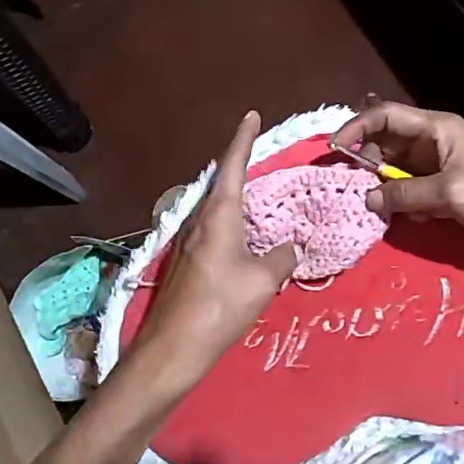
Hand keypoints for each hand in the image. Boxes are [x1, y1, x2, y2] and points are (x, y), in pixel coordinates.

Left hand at [132, 112, 297, 375]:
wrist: (172, 348)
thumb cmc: (219, 305)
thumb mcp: (263, 280)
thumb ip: (282, 257)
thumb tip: (291, 247)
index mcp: (218, 215)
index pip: (232, 165)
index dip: (244, 138)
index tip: (252, 115)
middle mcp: (199, 221)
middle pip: (222, 184)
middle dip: (241, 168)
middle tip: (265, 160)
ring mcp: (188, 242)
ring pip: (217, 209)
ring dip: (238, 200)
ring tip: (262, 201)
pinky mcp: (186, 262)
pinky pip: (213, 230)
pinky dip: (232, 225)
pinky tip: (245, 241)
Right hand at [331, 101, 463, 248]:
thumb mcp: (446, 193)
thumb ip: (403, 194)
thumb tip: (366, 198)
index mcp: (436, 127)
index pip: (386, 115)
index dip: (357, 126)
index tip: (335, 148)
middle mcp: (431, 139)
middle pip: (384, 139)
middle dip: (366, 159)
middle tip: (354, 183)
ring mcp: (433, 162)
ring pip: (392, 165)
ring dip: (381, 183)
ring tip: (376, 202)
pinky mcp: (436, 185)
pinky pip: (404, 186)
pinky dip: (398, 198)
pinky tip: (406, 214)